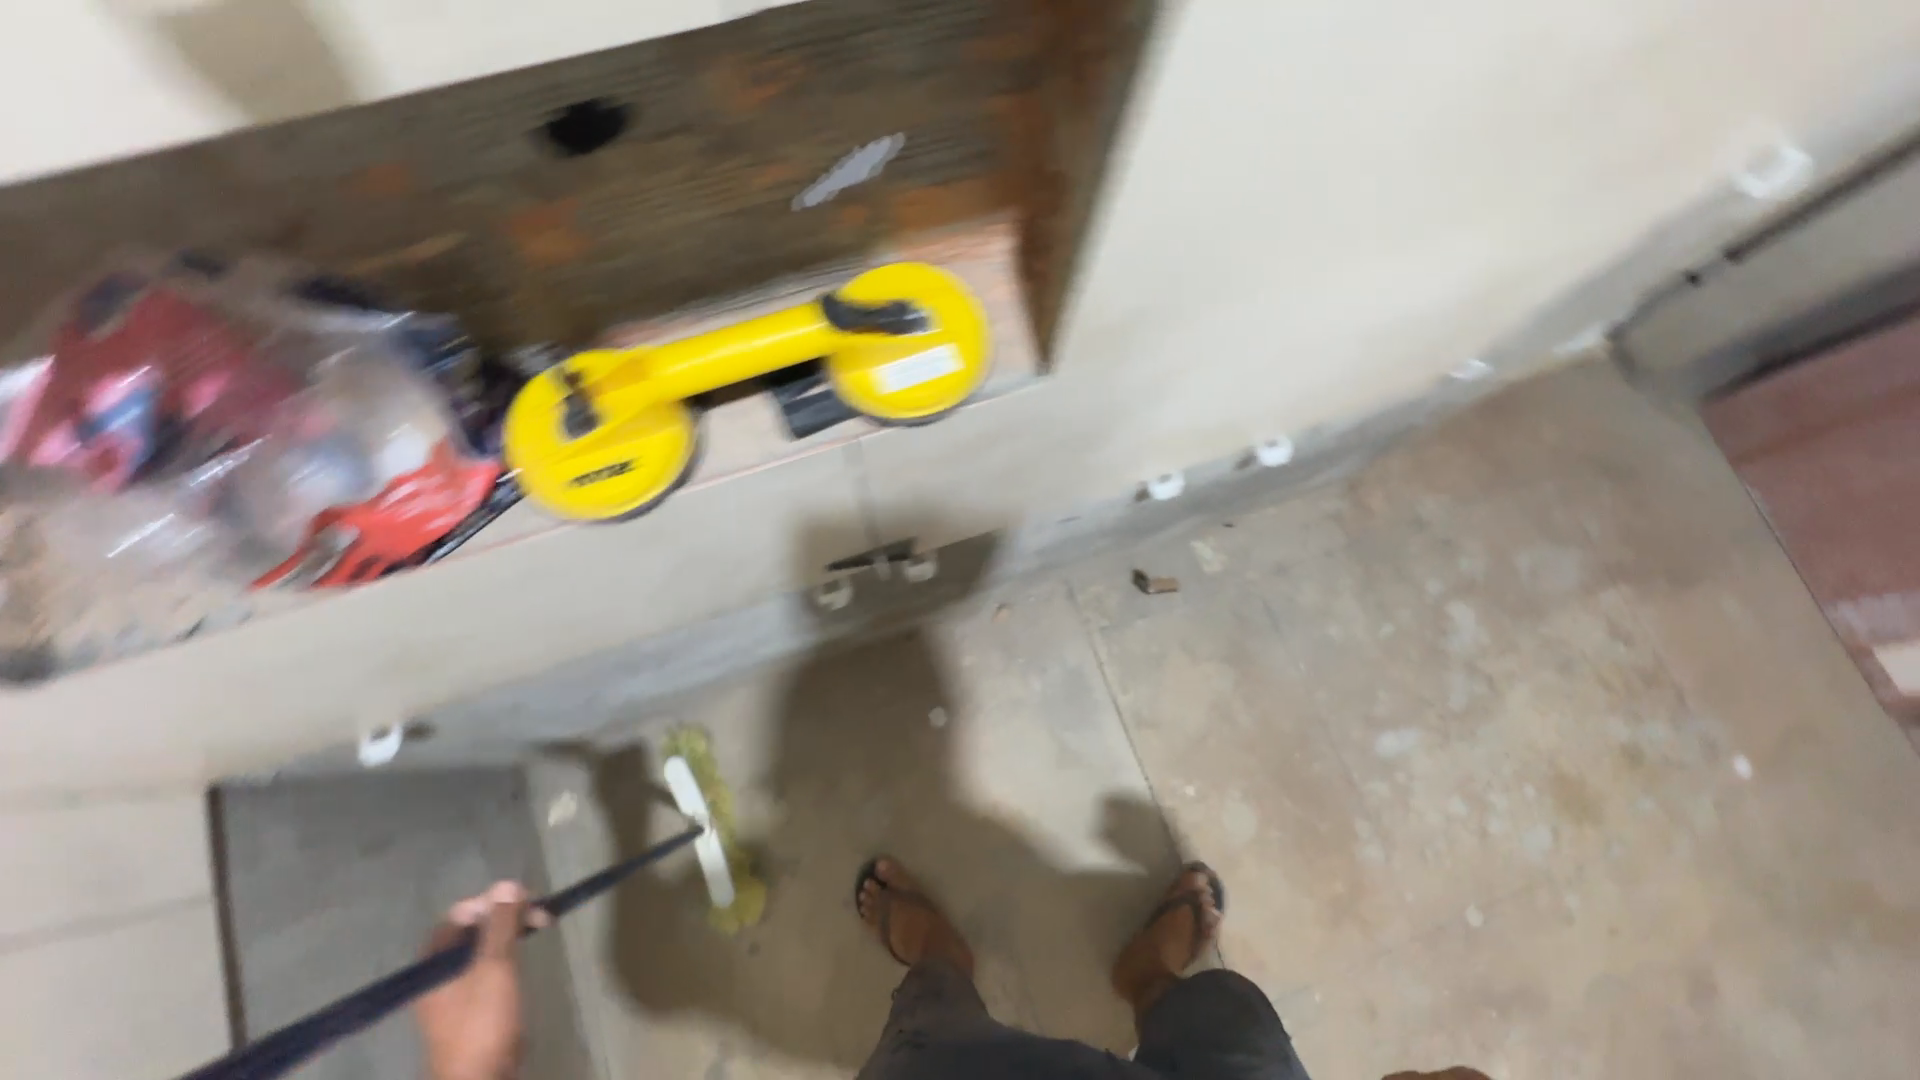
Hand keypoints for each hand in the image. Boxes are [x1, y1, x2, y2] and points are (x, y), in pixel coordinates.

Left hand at [414, 881, 550, 1079]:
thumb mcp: (495, 966)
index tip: (528, 904)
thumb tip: (507, 883)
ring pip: (480, 948)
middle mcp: (436, 974)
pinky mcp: (467, 1007)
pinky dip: (505, 956)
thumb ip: (500, 924)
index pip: (462, 914)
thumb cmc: (483, 1021)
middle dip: (506, 916)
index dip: (495, 902)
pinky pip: (485, 968)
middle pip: (471, 929)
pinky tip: (522, 960)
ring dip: (508, 933)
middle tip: (540, 916)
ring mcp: (450, 992)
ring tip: (537, 930)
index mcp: (433, 962)